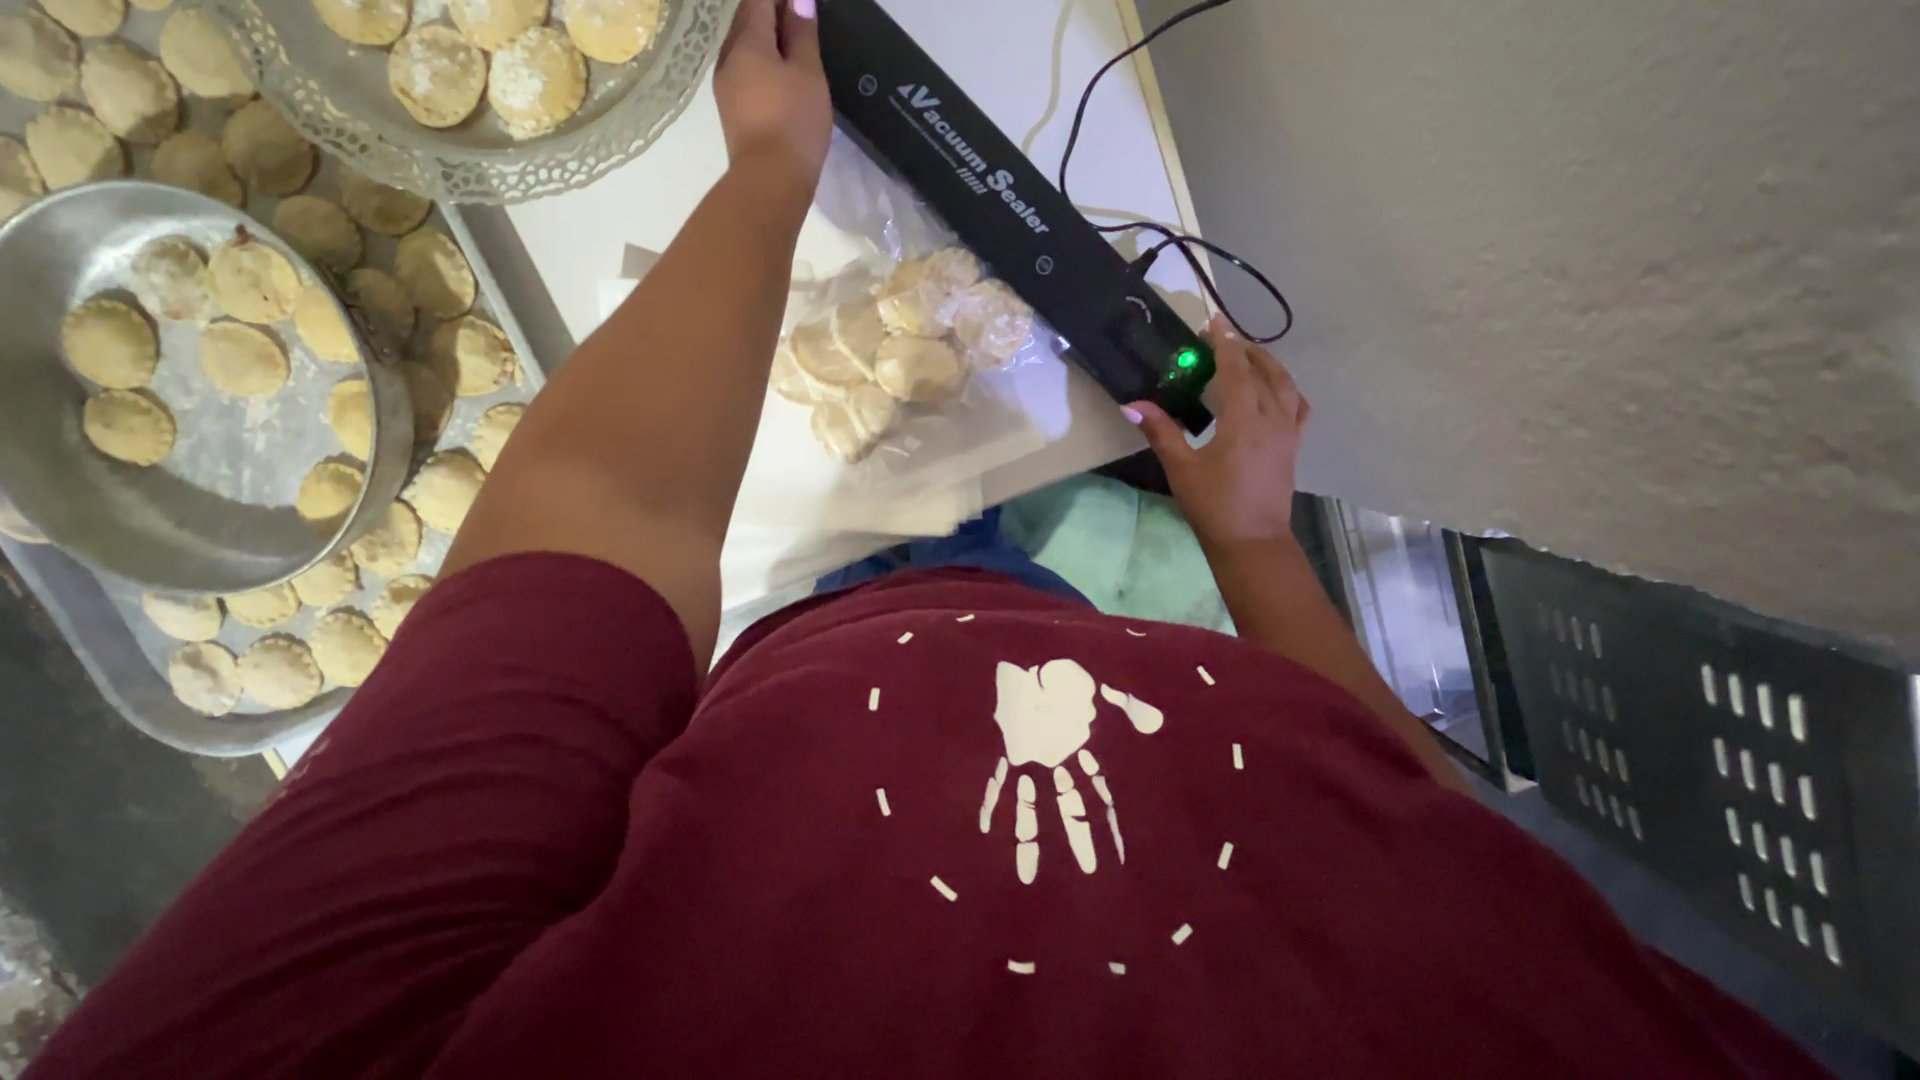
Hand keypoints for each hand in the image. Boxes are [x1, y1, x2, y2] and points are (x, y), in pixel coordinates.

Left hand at [713, 0, 832, 181]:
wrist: (770, 179)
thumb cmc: (794, 120)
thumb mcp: (808, 73)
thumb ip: (803, 34)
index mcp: (747, 41)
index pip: (759, 0)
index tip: (799, 3)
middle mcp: (729, 57)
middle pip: (746, 21)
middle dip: (769, 12)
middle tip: (796, 16)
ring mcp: (725, 86)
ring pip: (743, 48)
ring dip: (764, 39)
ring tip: (791, 45)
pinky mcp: (731, 112)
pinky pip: (744, 73)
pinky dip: (760, 64)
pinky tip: (777, 75)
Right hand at [1126, 315, 1311, 549]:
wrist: (1252, 541)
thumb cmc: (1213, 506)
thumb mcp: (1181, 468)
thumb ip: (1160, 431)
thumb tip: (1131, 405)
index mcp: (1243, 421)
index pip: (1236, 369)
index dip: (1224, 344)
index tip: (1212, 324)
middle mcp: (1272, 419)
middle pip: (1263, 371)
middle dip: (1244, 349)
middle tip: (1222, 339)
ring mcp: (1288, 432)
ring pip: (1286, 384)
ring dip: (1268, 364)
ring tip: (1248, 356)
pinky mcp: (1294, 446)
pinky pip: (1299, 406)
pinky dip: (1288, 389)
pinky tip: (1276, 390)